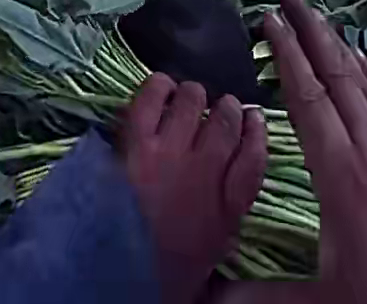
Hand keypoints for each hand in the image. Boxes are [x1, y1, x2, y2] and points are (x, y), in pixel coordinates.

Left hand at [121, 75, 268, 303]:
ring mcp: (168, 152)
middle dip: (228, 108)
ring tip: (191, 98)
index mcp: (227, 210)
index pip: (255, 157)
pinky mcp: (135, 140)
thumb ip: (226, 210)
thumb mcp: (209, 247)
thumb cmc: (162, 269)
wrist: (110, 280)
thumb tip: (234, 172)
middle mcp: (204, 173)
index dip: (257, 132)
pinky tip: (162, 87)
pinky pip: (152, 97)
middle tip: (222, 107)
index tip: (254, 118)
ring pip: (193, 100)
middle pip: (226, 121)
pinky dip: (160, 85)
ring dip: (195, 95)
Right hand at [264, 0, 366, 303]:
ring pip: (365, 83)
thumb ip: (262, 298)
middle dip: (311, 30)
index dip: (288, 57)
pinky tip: (359, 57)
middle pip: (338, 77)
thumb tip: (203, 297)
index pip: (310, 101)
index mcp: (346, 180)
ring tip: (316, 14)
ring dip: (337, 43)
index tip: (270, 21)